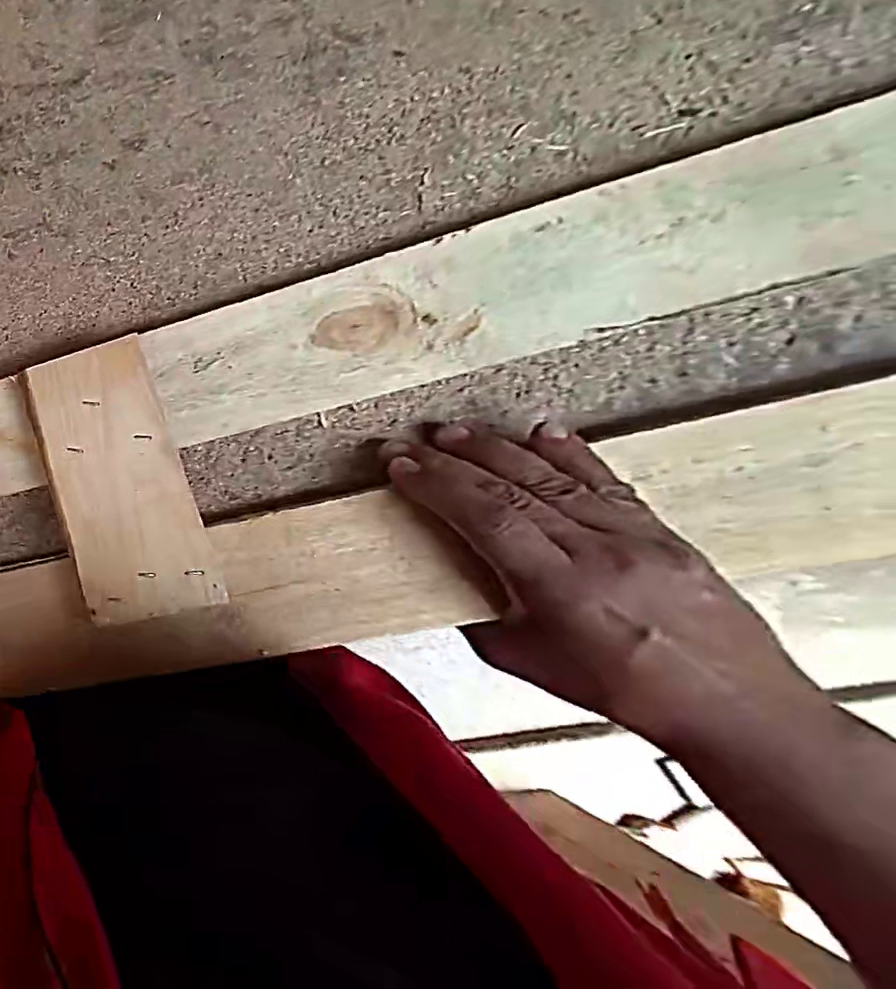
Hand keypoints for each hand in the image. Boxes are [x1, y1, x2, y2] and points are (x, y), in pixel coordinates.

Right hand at [380, 423, 826, 748]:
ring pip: (553, 477)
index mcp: (561, 586)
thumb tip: (446, 580)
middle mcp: (599, 551)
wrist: (735, 706)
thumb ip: (478, 614)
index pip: (486, 516)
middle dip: (452, 459)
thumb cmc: (626, 689)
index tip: (402, 466)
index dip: (438, 485)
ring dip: (497, 448)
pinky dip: (570, 453)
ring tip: (455, 432)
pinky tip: (543, 431)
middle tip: (412, 442)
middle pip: (512, 487)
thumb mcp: (524, 660)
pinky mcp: (660, 532)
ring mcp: (635, 536)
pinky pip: (606, 482)